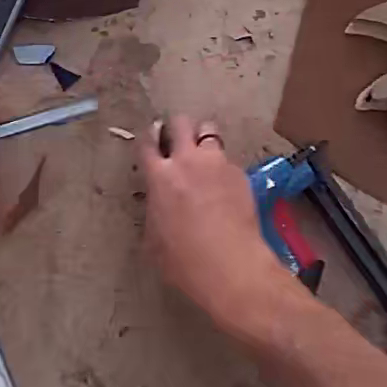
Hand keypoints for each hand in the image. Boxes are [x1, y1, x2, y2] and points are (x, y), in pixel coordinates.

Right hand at [140, 116, 289, 325]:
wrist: (231, 263)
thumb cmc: (185, 261)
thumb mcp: (154, 238)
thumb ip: (155, 207)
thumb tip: (159, 198)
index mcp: (161, 177)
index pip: (148, 144)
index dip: (148, 138)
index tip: (151, 139)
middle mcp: (189, 160)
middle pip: (181, 122)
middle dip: (177, 128)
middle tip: (177, 142)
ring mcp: (217, 162)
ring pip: (209, 130)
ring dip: (202, 139)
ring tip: (203, 157)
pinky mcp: (238, 170)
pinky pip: (226, 158)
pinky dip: (221, 166)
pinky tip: (223, 187)